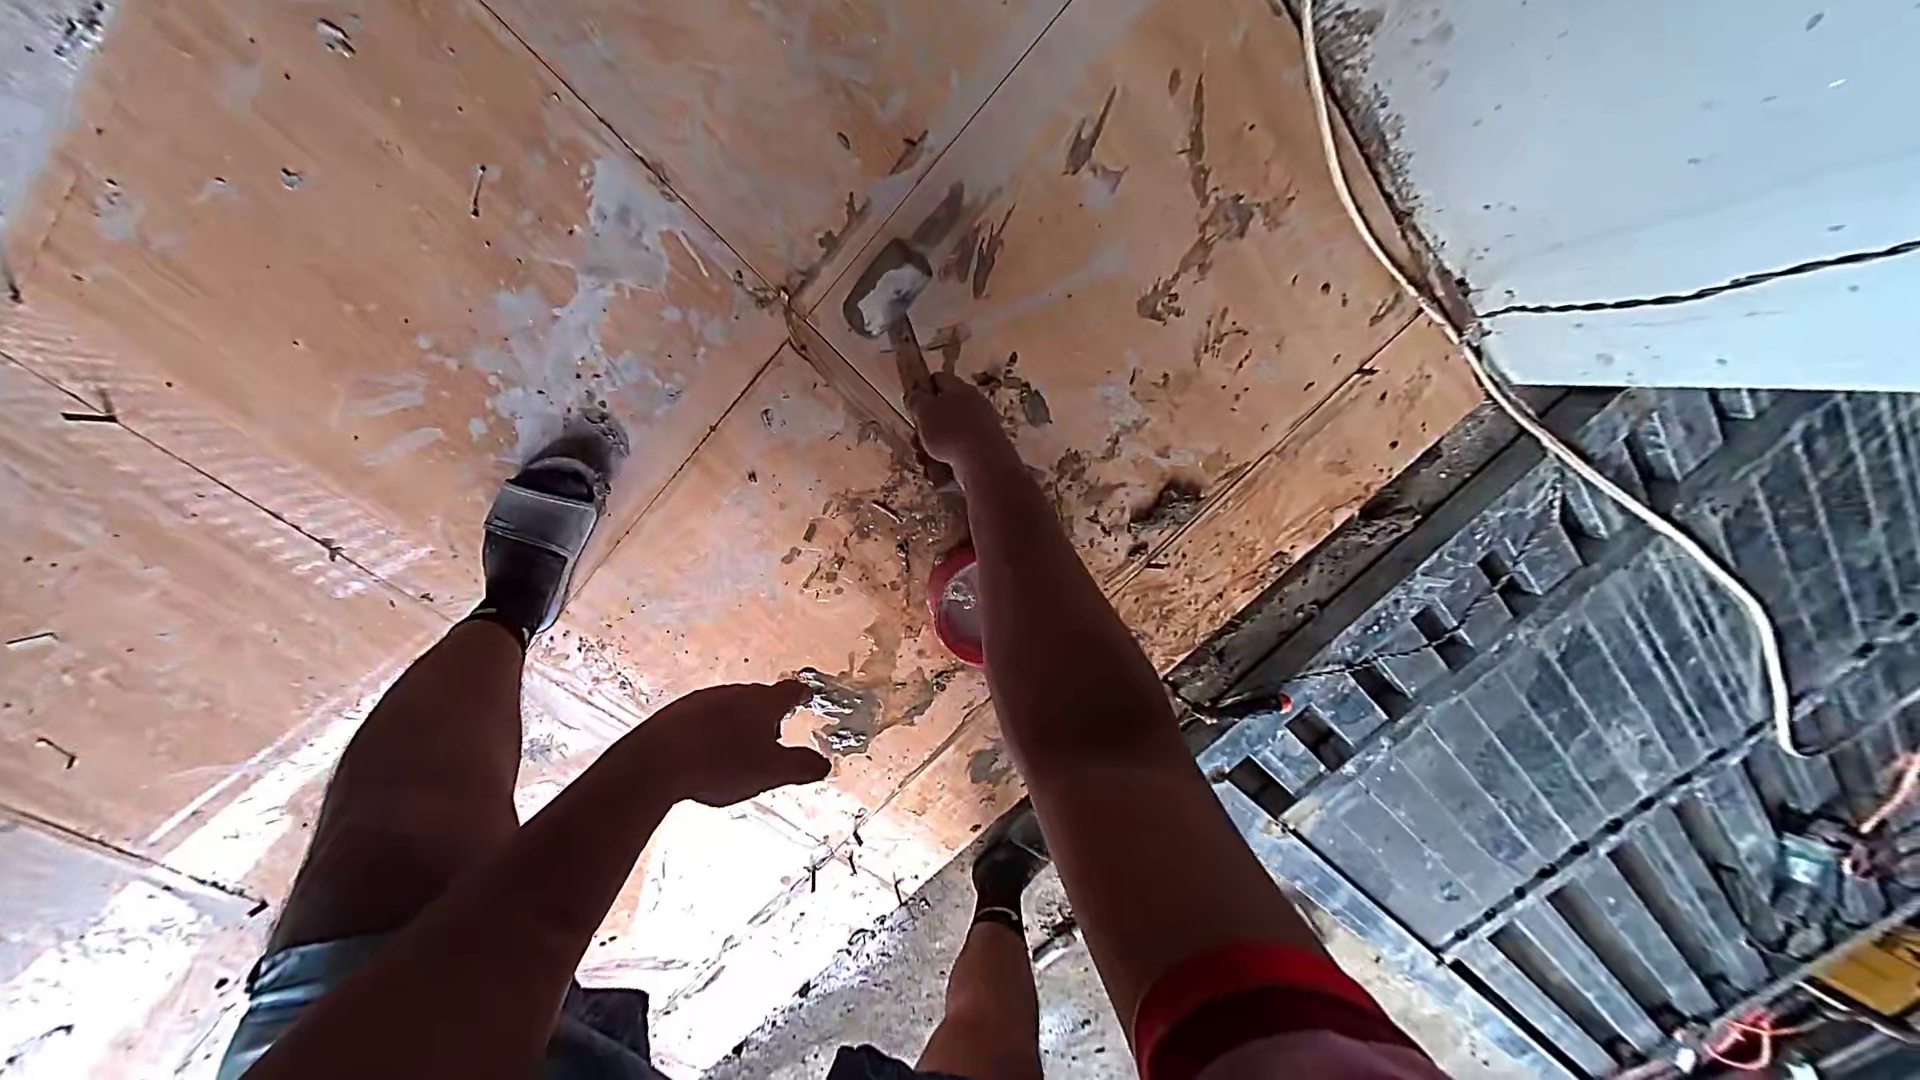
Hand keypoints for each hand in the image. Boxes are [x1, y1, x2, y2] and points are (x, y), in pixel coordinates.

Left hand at [641, 681, 829, 806]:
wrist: (656, 763)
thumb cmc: (720, 762)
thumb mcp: (770, 772)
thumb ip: (801, 767)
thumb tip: (823, 764)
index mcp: (763, 702)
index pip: (790, 690)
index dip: (800, 694)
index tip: (806, 694)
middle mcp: (735, 693)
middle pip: (759, 698)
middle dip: (768, 715)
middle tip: (774, 735)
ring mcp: (703, 701)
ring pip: (730, 706)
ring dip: (737, 723)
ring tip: (739, 749)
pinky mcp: (676, 715)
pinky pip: (703, 718)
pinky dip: (711, 731)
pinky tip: (706, 753)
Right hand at [906, 371, 1014, 468]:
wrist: (984, 462)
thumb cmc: (950, 431)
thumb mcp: (925, 411)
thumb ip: (916, 400)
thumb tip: (916, 395)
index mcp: (960, 389)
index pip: (939, 379)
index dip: (923, 389)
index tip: (913, 404)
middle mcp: (974, 405)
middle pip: (943, 411)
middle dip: (925, 427)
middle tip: (917, 438)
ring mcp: (981, 429)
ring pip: (949, 435)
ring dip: (932, 447)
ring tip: (924, 459)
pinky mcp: (984, 451)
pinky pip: (959, 452)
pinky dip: (945, 460)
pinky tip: (936, 471)